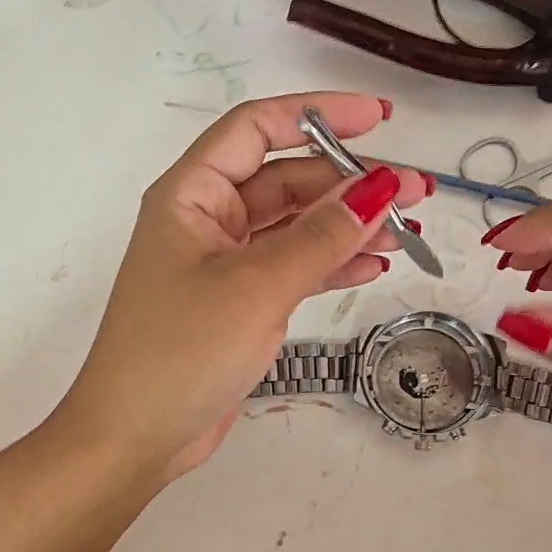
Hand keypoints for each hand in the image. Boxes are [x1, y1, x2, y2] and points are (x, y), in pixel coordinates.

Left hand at [55, 93, 428, 480]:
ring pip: (293, 227)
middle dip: (348, 183)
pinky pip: (291, 269)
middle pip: (284, 179)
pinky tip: (374, 265)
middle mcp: (205, 220)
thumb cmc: (183, 350)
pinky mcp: (237, 304)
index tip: (381, 119)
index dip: (318, 115)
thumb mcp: (257, 286)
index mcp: (191, 195)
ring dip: (347, 226)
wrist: (135, 436)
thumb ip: (322, 236)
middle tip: (416, 194)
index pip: (257, 129)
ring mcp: (221, 265)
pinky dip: (330, 265)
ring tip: (408, 232)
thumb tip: (383, 187)